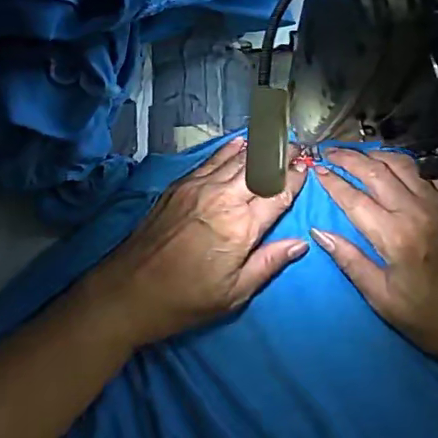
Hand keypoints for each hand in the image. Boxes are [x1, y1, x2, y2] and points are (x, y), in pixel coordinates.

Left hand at [72, 136, 308, 348]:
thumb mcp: (234, 293)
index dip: (295, 178)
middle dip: (282, 155)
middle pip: (260, 168)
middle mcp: (222, 198)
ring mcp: (198, 187)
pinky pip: (211, 160)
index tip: (309, 166)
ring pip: (236, 158)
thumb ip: (269, 263)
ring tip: (277, 138)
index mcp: (241, 227)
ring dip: (259, 147)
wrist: (128, 290)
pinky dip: (230, 150)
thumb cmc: (185, 299)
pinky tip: (240, 143)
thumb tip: (300, 243)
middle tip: (299, 147)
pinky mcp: (179, 185)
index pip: (278, 194)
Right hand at [310, 149, 437, 371]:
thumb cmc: (431, 319)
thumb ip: (350, 261)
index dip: (332, 182)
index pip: (354, 198)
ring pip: (402, 164)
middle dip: (349, 158)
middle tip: (329, 152)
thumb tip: (319, 232)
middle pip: (376, 171)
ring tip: (358, 153)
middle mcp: (416, 211)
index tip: (316, 170)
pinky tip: (397, 163)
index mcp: (394, 236)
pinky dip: (409, 162)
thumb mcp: (383, 299)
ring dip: (377, 154)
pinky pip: (429, 172)